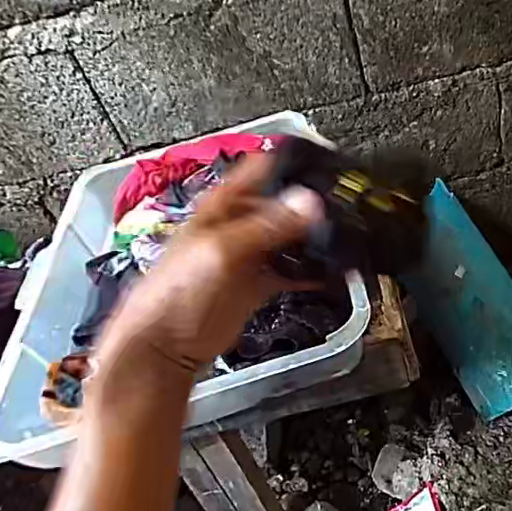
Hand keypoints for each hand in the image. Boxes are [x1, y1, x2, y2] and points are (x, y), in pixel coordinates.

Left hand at [95, 152, 322, 382]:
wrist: (165, 346)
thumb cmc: (176, 292)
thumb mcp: (223, 251)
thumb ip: (267, 226)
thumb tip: (308, 202)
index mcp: (224, 204)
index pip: (264, 168)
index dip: (294, 164)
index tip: (329, 168)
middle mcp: (239, 224)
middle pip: (284, 203)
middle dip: (313, 205)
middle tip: (346, 209)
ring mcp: (251, 255)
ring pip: (291, 237)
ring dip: (315, 238)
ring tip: (344, 238)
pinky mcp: (259, 283)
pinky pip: (291, 270)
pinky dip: (311, 271)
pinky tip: (330, 271)